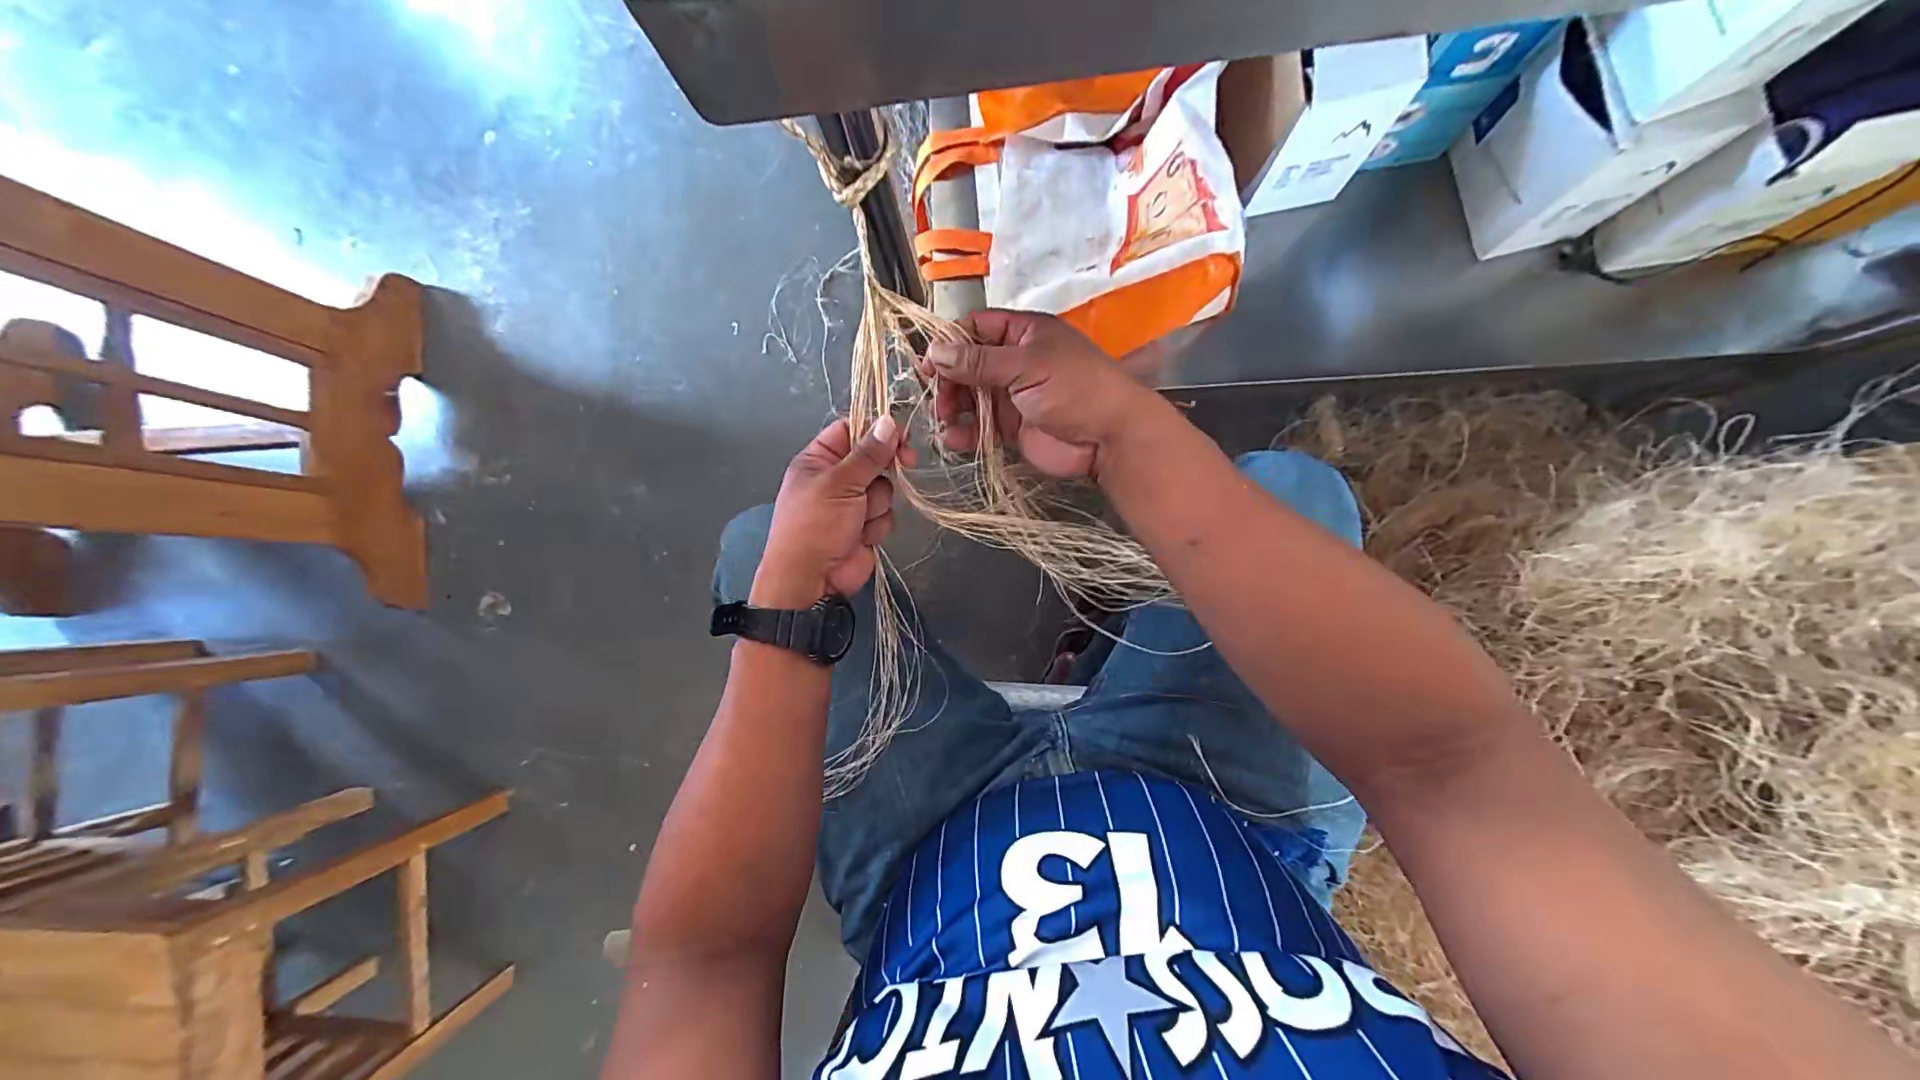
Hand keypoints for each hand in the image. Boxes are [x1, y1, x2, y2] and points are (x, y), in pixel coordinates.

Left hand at [755, 415, 910, 605]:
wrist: (811, 579)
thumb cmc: (815, 525)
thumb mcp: (840, 483)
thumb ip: (868, 454)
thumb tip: (889, 422)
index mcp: (819, 459)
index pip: (851, 431)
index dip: (877, 431)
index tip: (902, 435)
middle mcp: (836, 478)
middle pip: (875, 459)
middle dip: (885, 469)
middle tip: (905, 463)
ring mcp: (852, 504)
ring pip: (885, 489)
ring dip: (877, 503)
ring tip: (858, 518)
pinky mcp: (866, 526)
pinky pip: (886, 515)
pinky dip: (877, 525)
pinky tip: (861, 536)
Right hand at [920, 310, 1164, 479]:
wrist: (1109, 438)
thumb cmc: (1075, 389)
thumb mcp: (1025, 366)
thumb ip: (978, 361)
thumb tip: (936, 351)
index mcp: (1023, 334)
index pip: (976, 327)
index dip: (950, 342)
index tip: (929, 362)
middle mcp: (1015, 361)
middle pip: (968, 364)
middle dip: (949, 380)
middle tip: (938, 397)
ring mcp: (1013, 396)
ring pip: (970, 397)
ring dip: (953, 407)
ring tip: (944, 418)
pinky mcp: (1012, 428)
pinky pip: (980, 427)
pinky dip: (964, 432)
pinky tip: (954, 438)